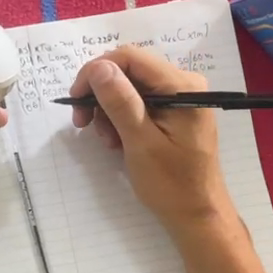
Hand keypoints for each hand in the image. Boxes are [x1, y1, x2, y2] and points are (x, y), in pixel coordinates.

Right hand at [69, 46, 236, 233]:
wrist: (196, 215)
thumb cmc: (171, 183)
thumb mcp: (140, 142)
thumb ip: (120, 102)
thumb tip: (98, 67)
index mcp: (182, 87)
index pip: (129, 58)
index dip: (96, 72)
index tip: (76, 101)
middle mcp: (183, 84)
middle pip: (127, 70)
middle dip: (100, 94)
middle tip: (83, 123)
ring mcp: (178, 97)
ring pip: (127, 86)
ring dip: (108, 109)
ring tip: (107, 139)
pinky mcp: (171, 111)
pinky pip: (136, 101)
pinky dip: (119, 117)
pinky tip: (117, 140)